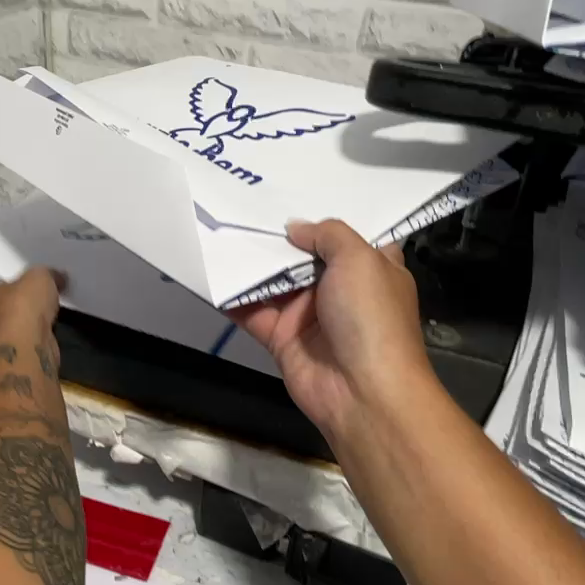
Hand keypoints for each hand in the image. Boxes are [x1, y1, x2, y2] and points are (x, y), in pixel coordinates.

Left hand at [0, 267, 65, 343]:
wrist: (28, 347)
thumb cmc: (25, 306)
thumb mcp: (40, 276)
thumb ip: (48, 274)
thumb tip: (60, 277)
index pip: (3, 285)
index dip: (22, 283)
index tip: (39, 283)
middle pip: (12, 306)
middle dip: (29, 303)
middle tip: (49, 298)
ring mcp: (2, 340)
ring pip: (22, 325)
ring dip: (35, 322)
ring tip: (55, 314)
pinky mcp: (17, 356)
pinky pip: (31, 340)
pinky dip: (41, 336)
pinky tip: (52, 332)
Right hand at [227, 220, 435, 443]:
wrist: (362, 391)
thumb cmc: (371, 317)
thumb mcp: (360, 259)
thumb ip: (328, 234)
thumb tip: (295, 228)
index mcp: (372, 269)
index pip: (350, 237)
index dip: (326, 217)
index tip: (297, 192)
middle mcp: (341, 290)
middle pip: (304, 256)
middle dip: (279, 235)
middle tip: (244, 203)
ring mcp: (309, 315)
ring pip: (274, 282)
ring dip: (250, 262)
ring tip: (220, 229)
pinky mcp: (281, 338)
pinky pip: (252, 312)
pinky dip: (232, 296)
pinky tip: (211, 271)